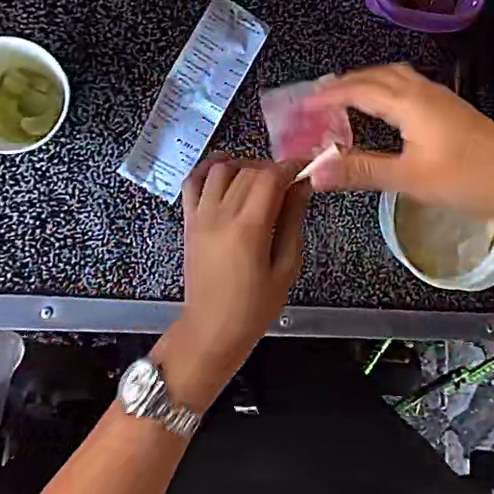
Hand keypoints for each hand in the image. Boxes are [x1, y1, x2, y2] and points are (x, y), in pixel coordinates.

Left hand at [160, 156, 309, 405]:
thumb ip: (292, 222)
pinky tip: (224, 170)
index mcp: (249, 228)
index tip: (305, 168)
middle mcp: (221, 215)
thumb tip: (300, 188)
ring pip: (220, 170)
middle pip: (247, 171)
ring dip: (242, 166)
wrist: (211, 327)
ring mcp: (200, 215)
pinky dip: (207, 170)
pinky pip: (193, 183)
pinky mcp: (188, 221)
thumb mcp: (285, 268)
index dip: (290, 166)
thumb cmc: (253, 307)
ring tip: (259, 178)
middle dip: (271, 169)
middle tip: (288, 181)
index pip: (270, 177)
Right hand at [302, 63, 493, 224]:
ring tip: (340, 100)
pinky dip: (381, 91)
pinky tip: (379, 110)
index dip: (325, 97)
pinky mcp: (450, 111)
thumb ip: (361, 171)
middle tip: (313, 100)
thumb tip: (316, 172)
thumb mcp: (409, 179)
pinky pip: (406, 87)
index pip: (357, 90)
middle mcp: (423, 93)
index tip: (298, 106)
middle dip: (340, 84)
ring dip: (362, 84)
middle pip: (374, 76)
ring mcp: (440, 99)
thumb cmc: (470, 180)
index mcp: (410, 103)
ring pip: (392, 78)